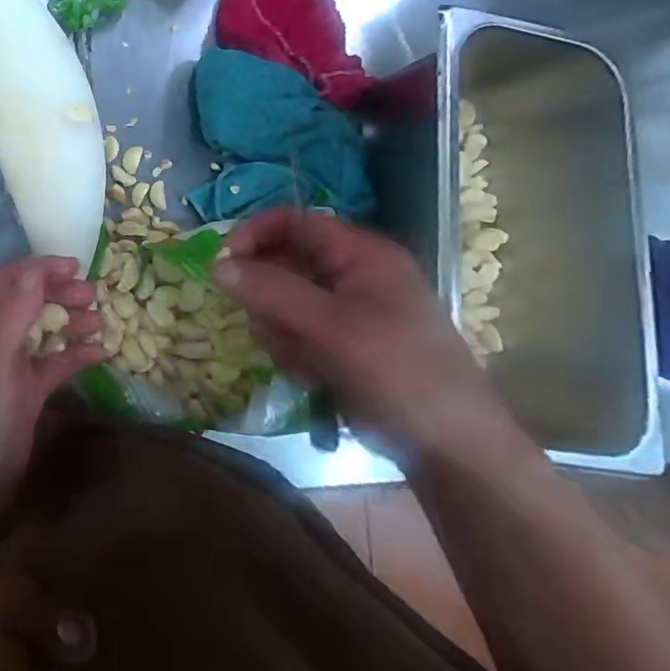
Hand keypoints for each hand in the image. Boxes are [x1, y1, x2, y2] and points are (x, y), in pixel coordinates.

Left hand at [0, 256, 105, 521]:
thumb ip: (13, 312)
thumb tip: (34, 270)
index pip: (7, 282)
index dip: (39, 269)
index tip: (75, 266)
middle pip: (27, 303)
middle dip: (58, 293)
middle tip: (92, 293)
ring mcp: (8, 367)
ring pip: (42, 332)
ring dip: (70, 322)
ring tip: (99, 319)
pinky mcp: (25, 393)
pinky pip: (53, 365)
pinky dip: (74, 356)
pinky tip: (101, 353)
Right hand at [213, 210, 519, 461]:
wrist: (451, 448)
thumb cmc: (398, 374)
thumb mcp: (331, 328)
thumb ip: (272, 291)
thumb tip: (218, 264)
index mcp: (361, 254)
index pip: (294, 221)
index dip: (254, 234)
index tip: (222, 265)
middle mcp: (353, 275)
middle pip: (283, 265)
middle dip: (270, 301)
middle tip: (275, 332)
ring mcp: (348, 311)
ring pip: (283, 305)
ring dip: (282, 334)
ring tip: (305, 364)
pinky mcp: (342, 344)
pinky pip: (296, 334)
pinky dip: (295, 355)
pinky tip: (314, 379)